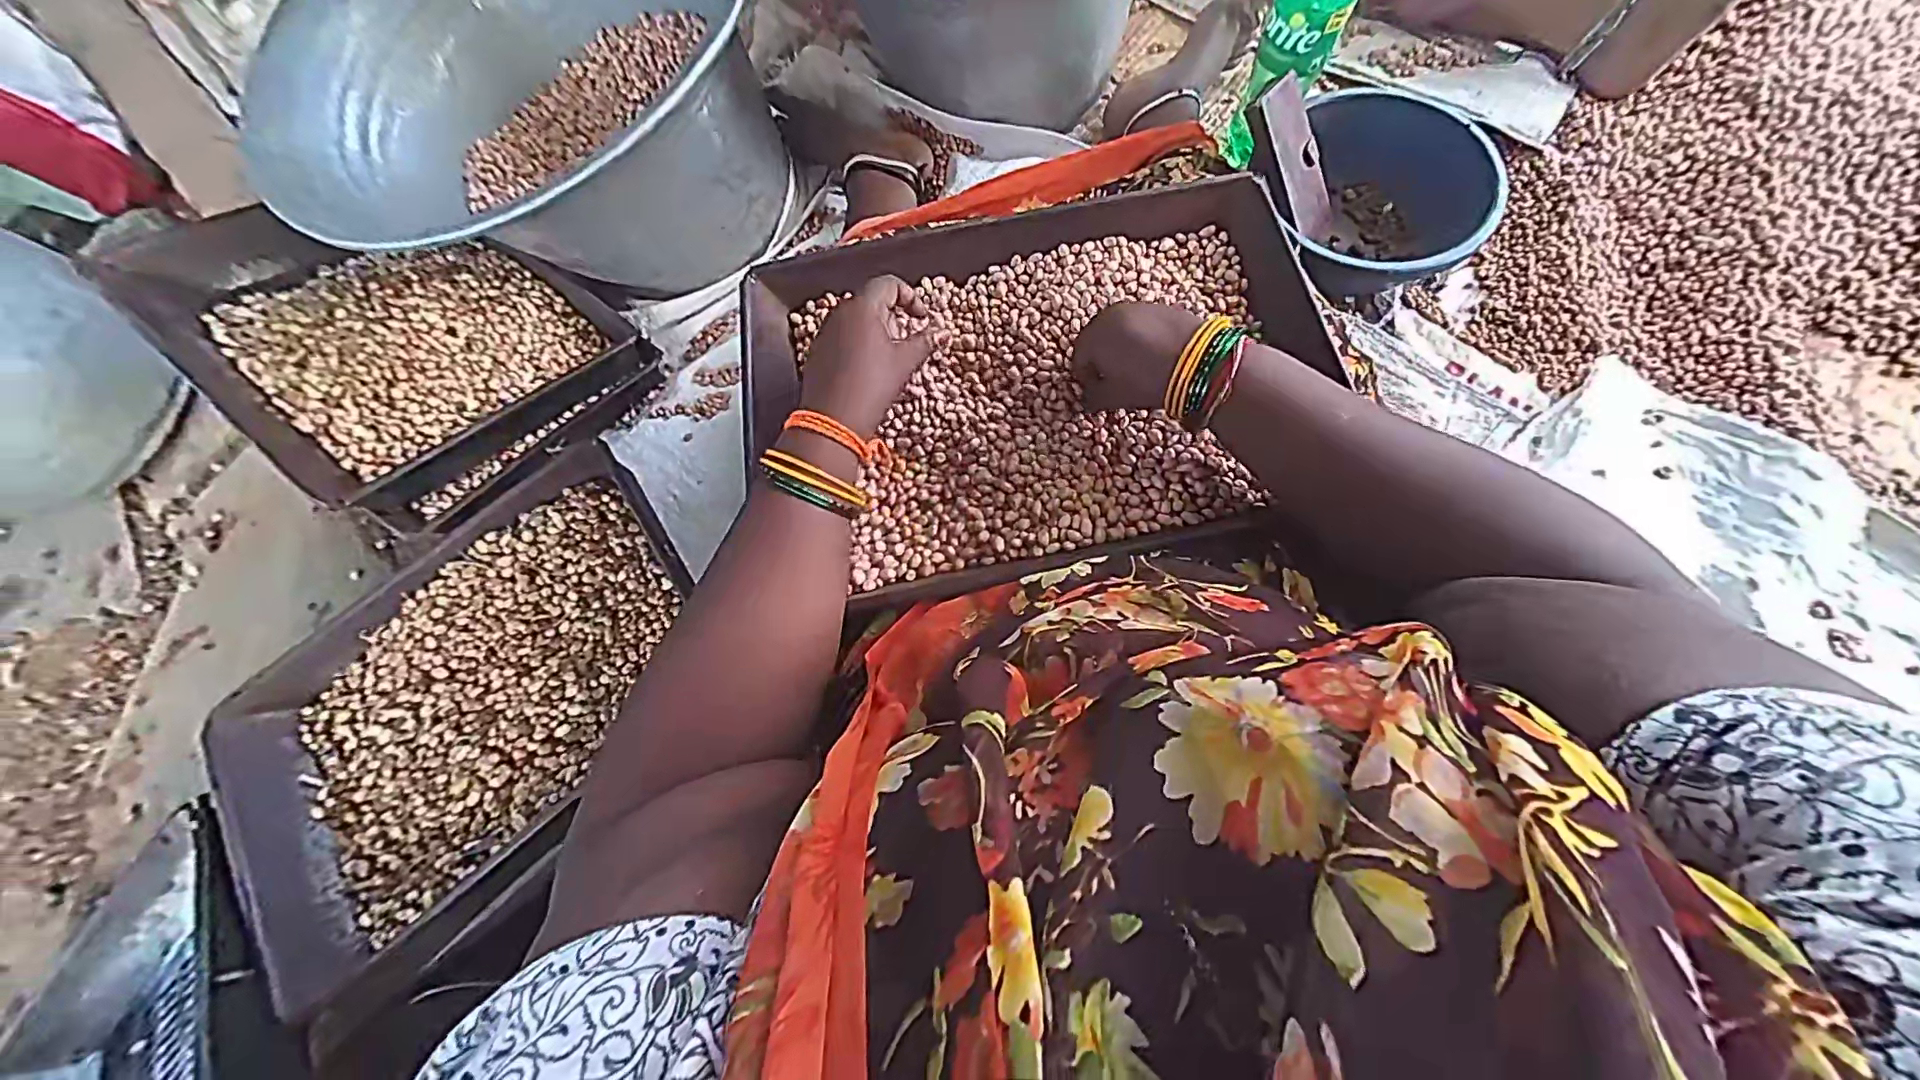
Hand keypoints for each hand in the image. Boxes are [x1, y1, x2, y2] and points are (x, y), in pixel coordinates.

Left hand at [798, 276, 935, 437]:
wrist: (834, 418)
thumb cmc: (870, 387)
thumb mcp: (905, 362)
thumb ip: (925, 341)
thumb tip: (941, 332)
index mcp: (863, 307)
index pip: (889, 284)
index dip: (911, 297)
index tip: (921, 316)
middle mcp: (840, 313)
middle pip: (872, 301)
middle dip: (895, 317)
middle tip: (908, 339)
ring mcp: (826, 331)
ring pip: (857, 320)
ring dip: (877, 331)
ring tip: (890, 357)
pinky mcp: (819, 350)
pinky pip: (843, 337)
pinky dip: (860, 344)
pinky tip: (869, 368)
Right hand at [1071, 302, 1202, 412]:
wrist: (1200, 361)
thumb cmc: (1147, 380)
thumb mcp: (1114, 397)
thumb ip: (1093, 397)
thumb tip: (1087, 398)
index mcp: (1093, 335)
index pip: (1078, 358)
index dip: (1085, 379)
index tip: (1096, 392)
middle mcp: (1110, 314)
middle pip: (1097, 340)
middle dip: (1102, 360)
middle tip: (1114, 380)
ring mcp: (1137, 306)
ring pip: (1119, 330)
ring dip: (1121, 348)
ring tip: (1136, 368)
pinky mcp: (1160, 306)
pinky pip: (1141, 324)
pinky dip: (1141, 338)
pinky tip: (1153, 356)